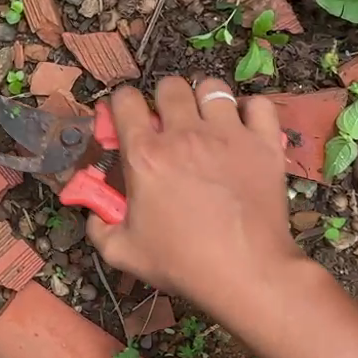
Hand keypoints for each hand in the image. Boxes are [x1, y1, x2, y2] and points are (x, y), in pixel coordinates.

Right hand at [86, 76, 311, 318]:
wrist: (246, 272)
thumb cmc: (181, 261)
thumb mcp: (122, 252)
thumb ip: (98, 227)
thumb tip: (94, 212)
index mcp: (144, 154)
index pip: (125, 100)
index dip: (122, 104)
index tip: (127, 118)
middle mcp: (183, 134)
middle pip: (170, 86)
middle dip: (164, 98)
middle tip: (169, 122)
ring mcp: (227, 134)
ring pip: (211, 87)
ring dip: (204, 99)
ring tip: (206, 120)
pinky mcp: (263, 144)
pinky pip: (257, 105)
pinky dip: (249, 111)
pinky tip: (243, 127)